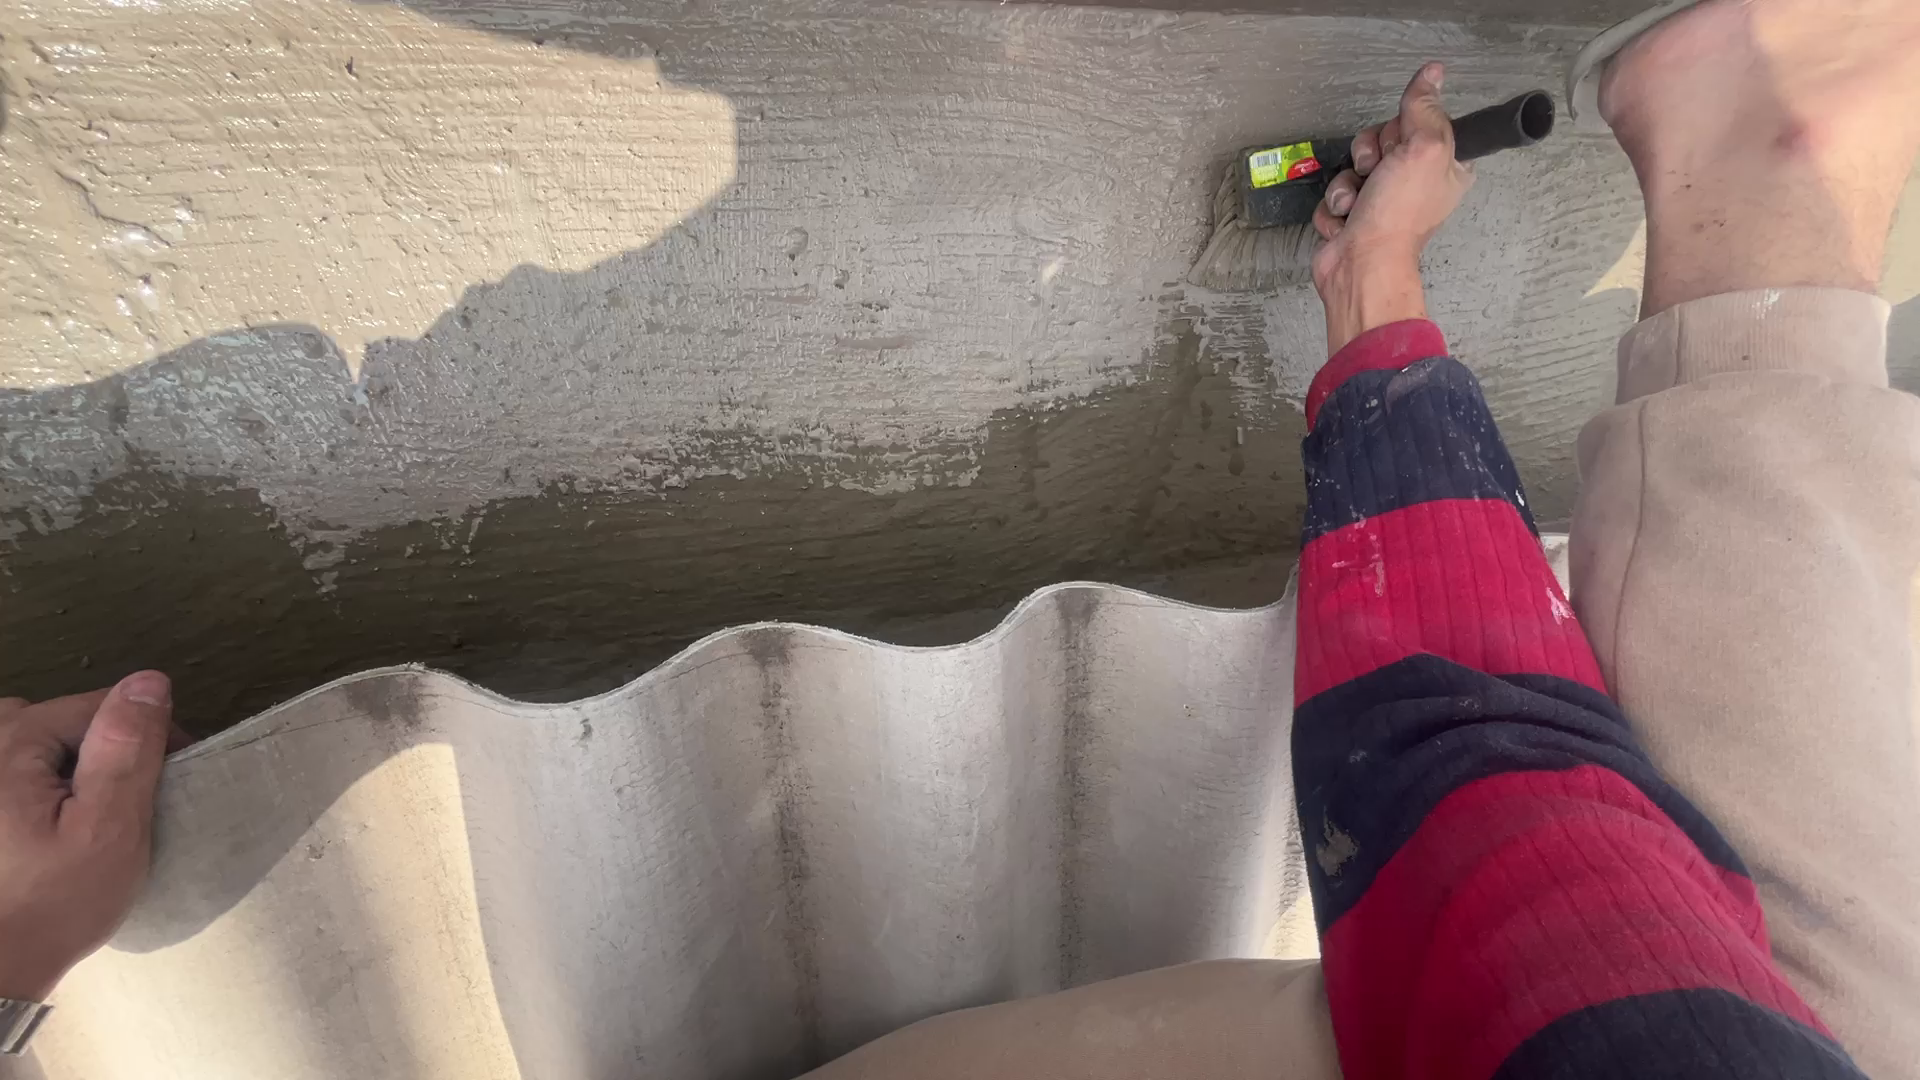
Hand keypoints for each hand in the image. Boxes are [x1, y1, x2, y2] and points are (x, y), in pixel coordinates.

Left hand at [0, 673, 176, 999]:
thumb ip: (126, 749)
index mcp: (5, 755)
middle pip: (46, 718)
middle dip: (94, 740)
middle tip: (123, 791)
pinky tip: (36, 818)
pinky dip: (26, 779)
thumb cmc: (57, 901)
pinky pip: (3, 771)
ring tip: (79, 802)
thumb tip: (148, 682)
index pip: (94, 706)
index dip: (145, 731)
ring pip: (12, 740)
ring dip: (55, 757)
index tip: (171, 773)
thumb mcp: (111, 825)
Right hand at [1311, 62, 1476, 353]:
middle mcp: (1414, 182)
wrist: (1359, 266)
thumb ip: (1424, 107)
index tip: (1401, 146)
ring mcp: (1380, 202)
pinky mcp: (1351, 219)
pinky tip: (1343, 224)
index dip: (1402, 129)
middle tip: (1376, 175)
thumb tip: (1432, 70)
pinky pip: (1335, 196)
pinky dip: (1334, 209)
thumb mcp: (1423, 147)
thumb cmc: (1398, 213)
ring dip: (1347, 186)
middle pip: (1380, 141)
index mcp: (1445, 165)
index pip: (1418, 122)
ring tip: (1355, 207)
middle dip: (1369, 156)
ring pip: (1353, 169)